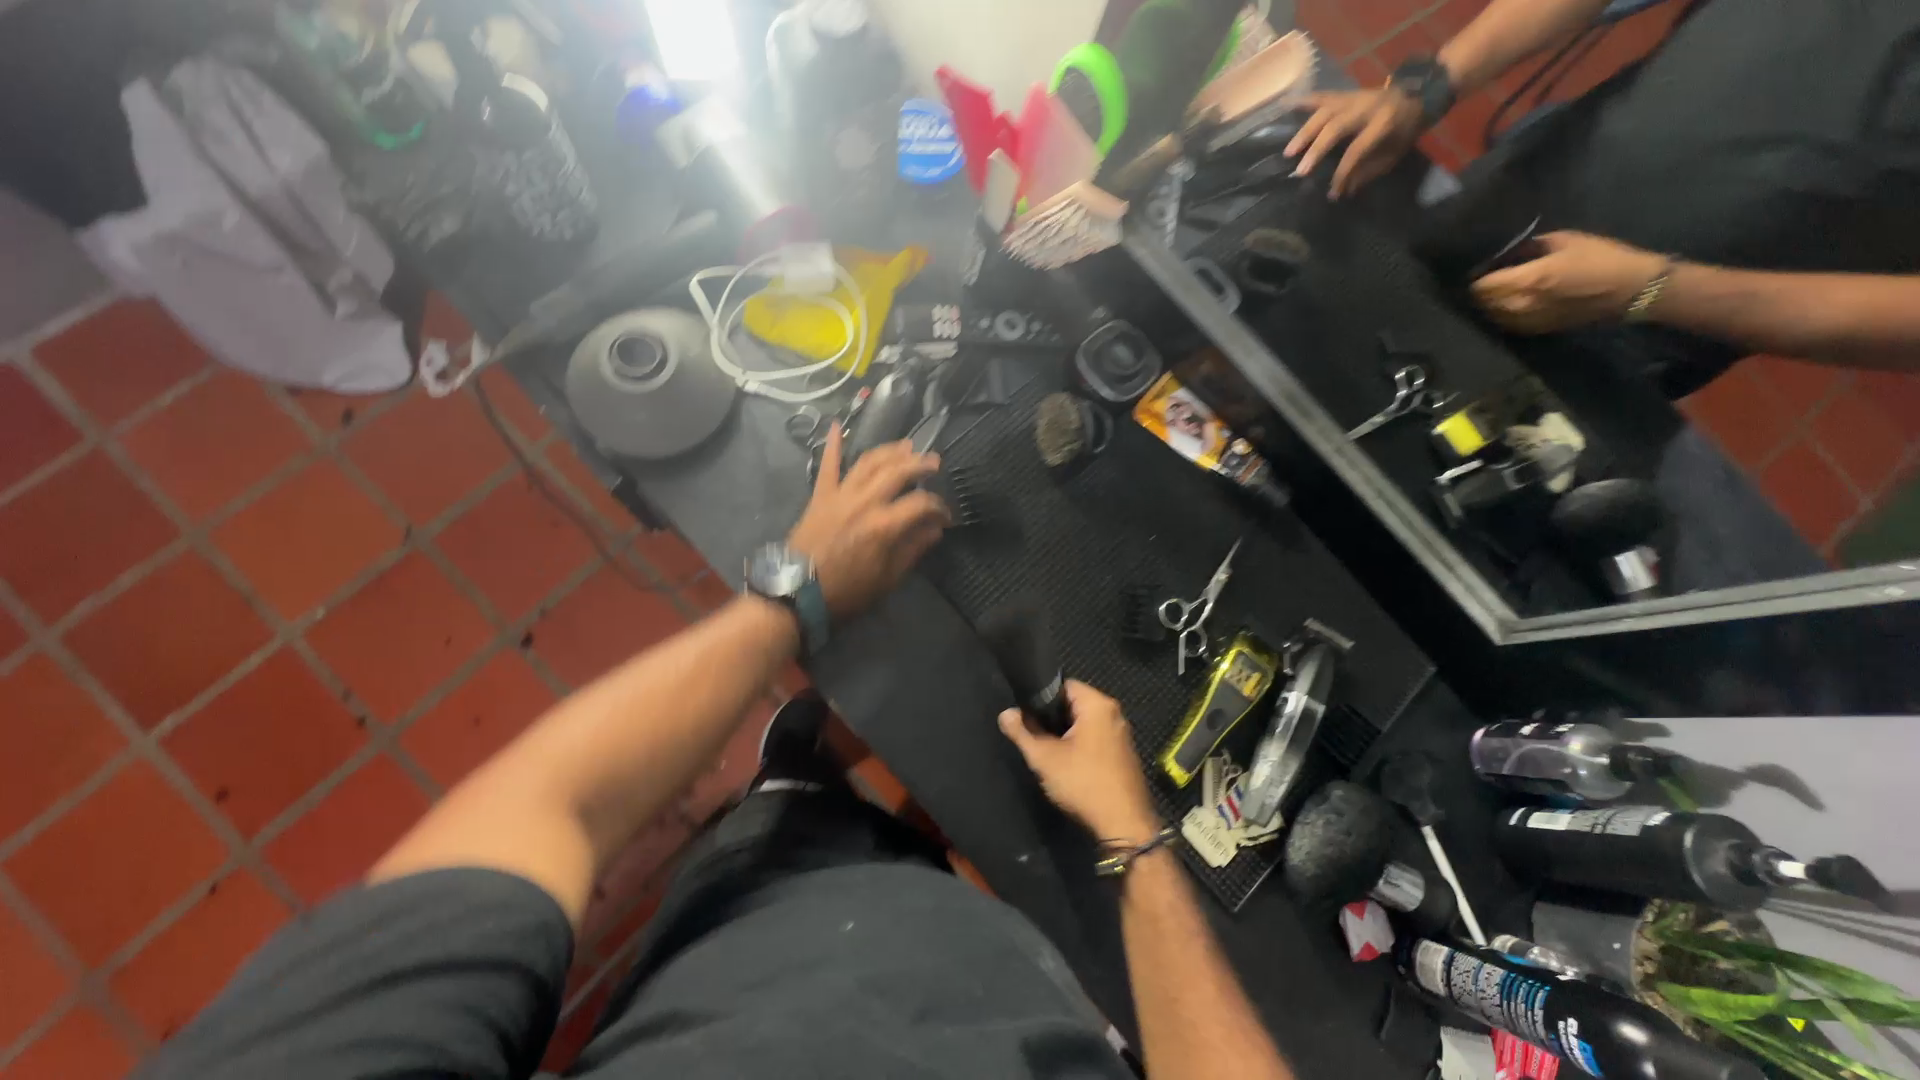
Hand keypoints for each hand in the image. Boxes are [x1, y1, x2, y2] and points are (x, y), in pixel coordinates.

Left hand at [787, 426, 948, 618]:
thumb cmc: (846, 592)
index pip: (921, 504)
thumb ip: (912, 550)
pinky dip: (831, 445)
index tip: (946, 517)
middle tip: (934, 463)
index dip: (939, 507)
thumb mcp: (887, 579)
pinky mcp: (820, 496)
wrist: (797, 594)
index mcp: (884, 525)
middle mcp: (864, 502)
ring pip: (868, 462)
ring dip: (889, 451)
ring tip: (906, 446)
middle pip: (898, 472)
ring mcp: (840, 495)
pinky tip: (836, 426)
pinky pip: (827, 466)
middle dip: (920, 464)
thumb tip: (935, 529)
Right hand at [999, 681, 1159, 844]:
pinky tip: (1067, 765)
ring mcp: (1122, 734)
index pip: (1063, 685)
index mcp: (1098, 704)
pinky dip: (1080, 746)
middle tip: (1032, 735)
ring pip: (1084, 724)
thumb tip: (1006, 713)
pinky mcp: (1124, 754)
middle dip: (1051, 718)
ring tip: (1046, 752)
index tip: (1024, 715)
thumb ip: (1022, 732)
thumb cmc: (1083, 783)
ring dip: (1064, 735)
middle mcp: (1114, 713)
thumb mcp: (1044, 758)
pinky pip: (1095, 739)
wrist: (1123, 825)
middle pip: (1073, 704)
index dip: (1040, 698)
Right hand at [1284, 88, 1426, 199]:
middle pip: (1335, 127)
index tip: (1333, 192)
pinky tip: (1286, 105)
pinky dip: (1303, 100)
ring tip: (1289, 151)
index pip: (1357, 150)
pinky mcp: (1346, 93)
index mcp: (1383, 123)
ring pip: (1324, 112)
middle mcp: (1366, 107)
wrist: (1418, 94)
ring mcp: (1354, 97)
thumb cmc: (1405, 129)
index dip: (1343, 172)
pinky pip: (1322, 95)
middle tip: (1300, 171)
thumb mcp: (1394, 154)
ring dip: (1304, 132)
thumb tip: (1344, 189)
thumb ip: (1369, 171)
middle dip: (1317, 150)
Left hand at [1470, 230, 1670, 333]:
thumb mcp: (1567, 240)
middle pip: (1484, 302)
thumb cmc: (1602, 258)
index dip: (1477, 278)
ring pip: (1493, 316)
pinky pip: (1508, 325)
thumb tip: (1511, 251)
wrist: (1632, 289)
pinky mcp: (1539, 329)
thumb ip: (1533, 246)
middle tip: (1485, 279)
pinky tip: (1507, 305)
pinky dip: (1501, 315)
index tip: (1479, 269)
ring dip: (1489, 305)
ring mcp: (1530, 320)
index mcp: (1529, 280)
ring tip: (1494, 292)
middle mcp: (1523, 304)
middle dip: (1480, 292)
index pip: (1483, 286)